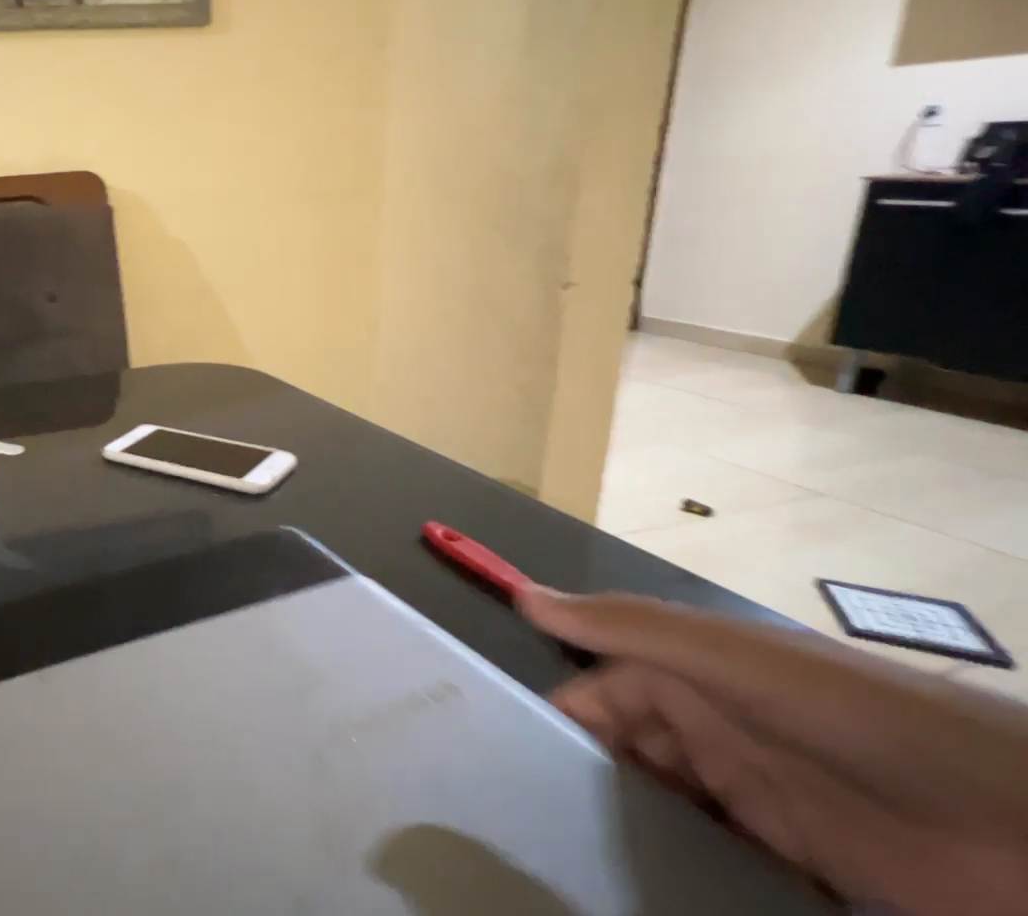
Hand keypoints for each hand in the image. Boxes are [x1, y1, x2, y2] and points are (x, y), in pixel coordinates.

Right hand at [519, 588, 1027, 915]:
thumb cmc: (855, 719)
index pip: (595, 697)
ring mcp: (751, 799)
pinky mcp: (786, 859)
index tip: (505, 768)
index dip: (553, 725)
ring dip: (622, 832)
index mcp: (690, 678)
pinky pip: (706, 860)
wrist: (1020, 824)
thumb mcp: (735, 660)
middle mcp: (711, 733)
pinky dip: (672, 872)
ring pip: (657, 811)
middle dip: (579, 786)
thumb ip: (631, 627)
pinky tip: (638, 888)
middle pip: (621, 758)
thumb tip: (522, 593)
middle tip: (531, 826)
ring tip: (571, 862)